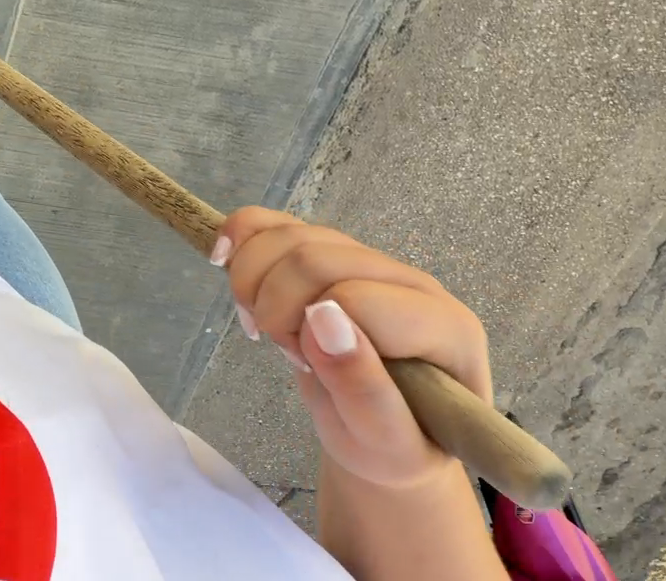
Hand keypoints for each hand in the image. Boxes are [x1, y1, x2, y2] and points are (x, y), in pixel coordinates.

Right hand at [213, 206, 492, 489]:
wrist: (378, 431)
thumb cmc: (389, 444)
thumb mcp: (383, 443)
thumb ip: (362, 387)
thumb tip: (322, 316)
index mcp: (443, 326)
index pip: (355, 298)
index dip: (313, 332)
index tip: (308, 367)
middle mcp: (409, 280)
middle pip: (313, 256)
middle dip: (273, 305)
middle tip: (281, 347)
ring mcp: (365, 258)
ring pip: (287, 235)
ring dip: (251, 280)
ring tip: (263, 324)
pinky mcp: (326, 248)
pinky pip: (271, 221)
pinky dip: (237, 235)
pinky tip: (222, 260)